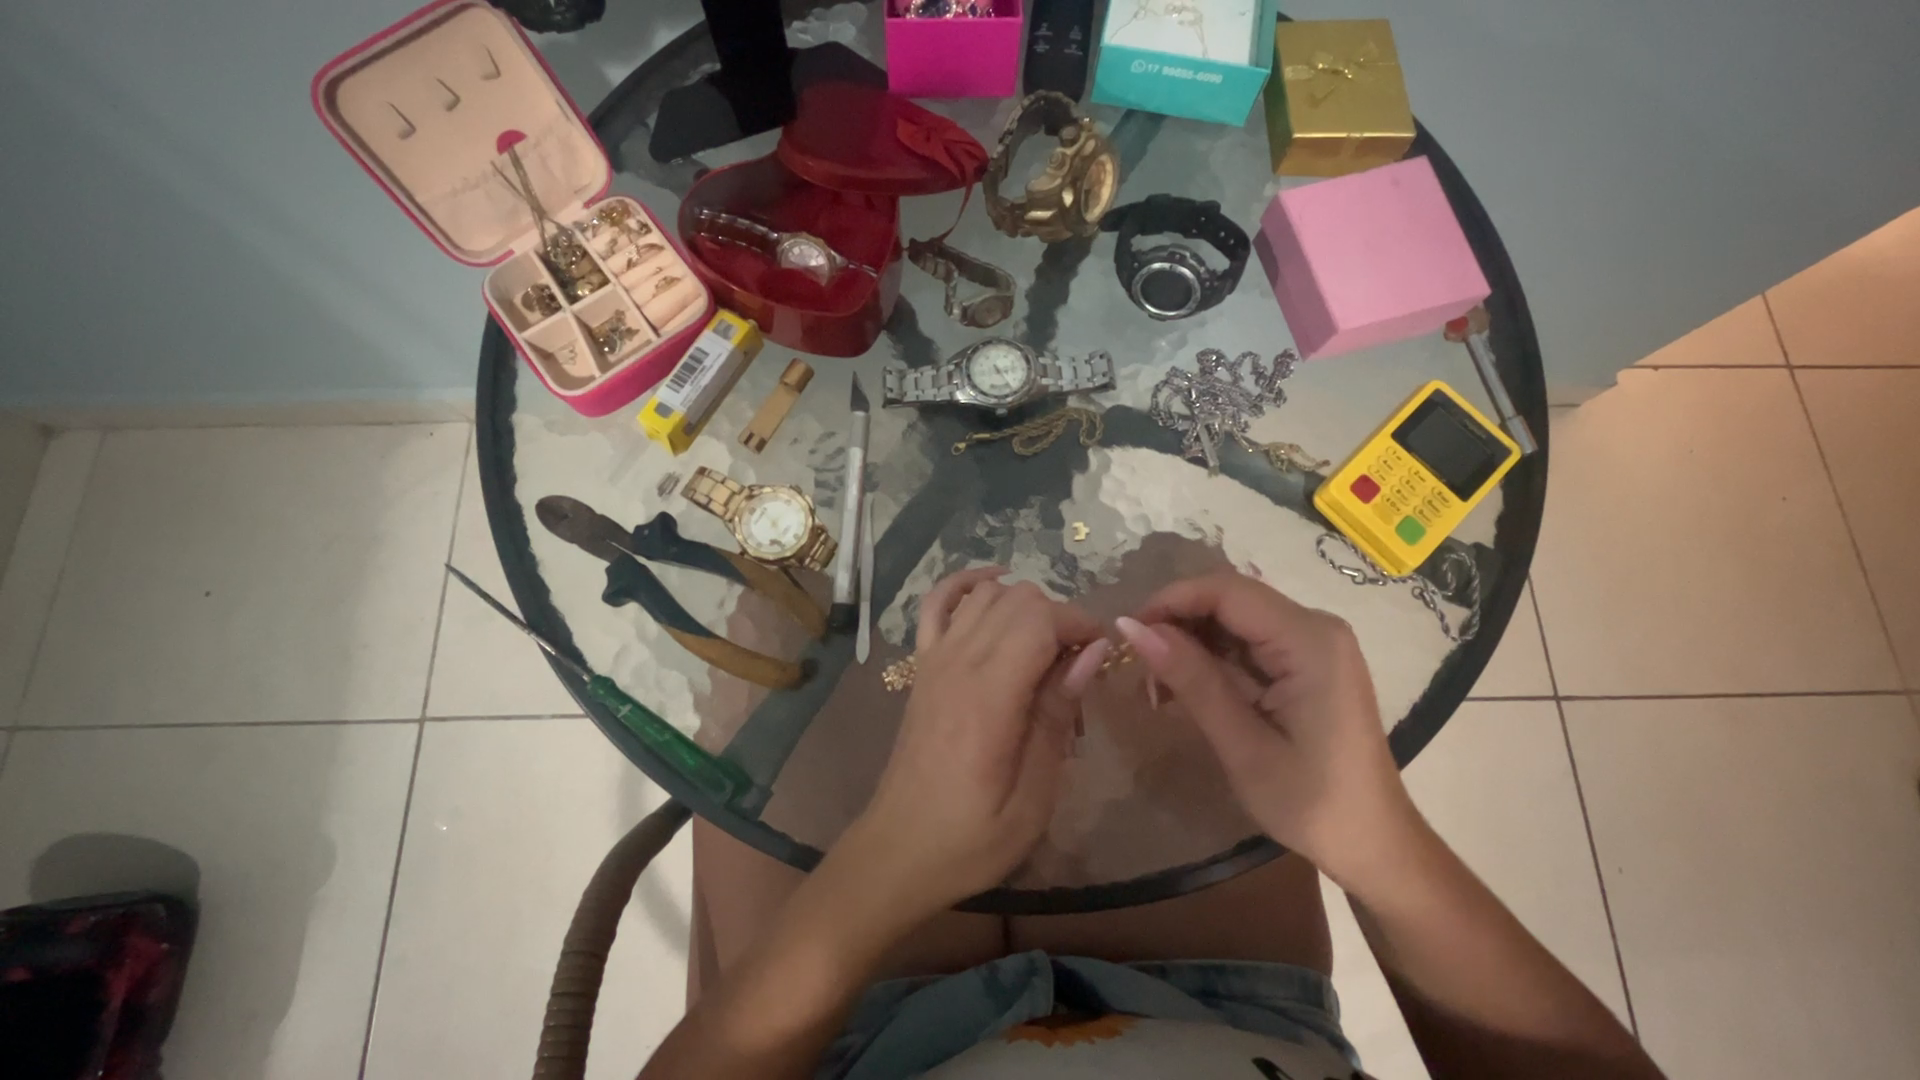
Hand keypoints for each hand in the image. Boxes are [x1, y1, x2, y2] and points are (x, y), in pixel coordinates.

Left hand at [843, 567, 1104, 917]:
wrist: (899, 850)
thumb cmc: (972, 838)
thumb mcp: (1033, 796)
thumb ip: (1057, 716)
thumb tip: (1091, 652)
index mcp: (989, 697)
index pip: (1040, 620)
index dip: (1080, 624)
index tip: (1103, 655)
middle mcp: (957, 664)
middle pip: (1017, 600)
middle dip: (1059, 617)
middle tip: (1079, 665)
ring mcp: (933, 660)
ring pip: (985, 595)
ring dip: (1024, 605)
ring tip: (1046, 648)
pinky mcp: (921, 667)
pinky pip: (938, 604)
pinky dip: (966, 584)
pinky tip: (994, 586)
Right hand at [1118, 572, 1421, 888]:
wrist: (1374, 844)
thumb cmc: (1311, 803)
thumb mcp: (1242, 745)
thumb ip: (1191, 678)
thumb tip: (1131, 628)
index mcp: (1309, 641)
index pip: (1226, 590)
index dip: (1170, 601)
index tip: (1126, 635)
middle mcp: (1316, 627)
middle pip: (1230, 599)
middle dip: (1177, 624)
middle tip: (1138, 669)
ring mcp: (1314, 643)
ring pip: (1234, 619)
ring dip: (1190, 643)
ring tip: (1157, 688)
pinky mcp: (1307, 662)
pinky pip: (1249, 642)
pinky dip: (1212, 659)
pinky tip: (1185, 690)